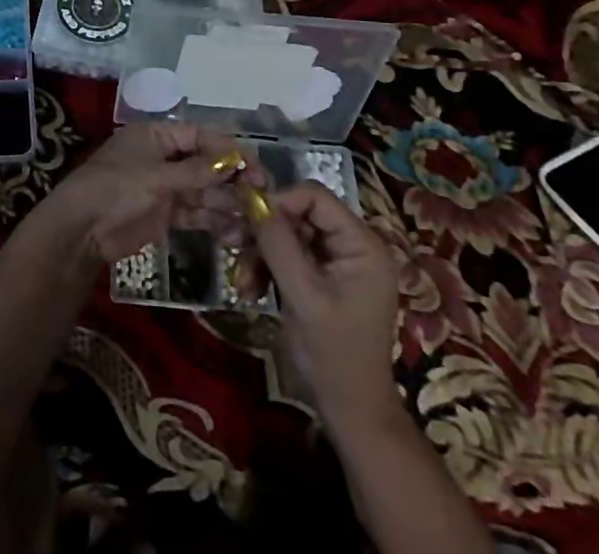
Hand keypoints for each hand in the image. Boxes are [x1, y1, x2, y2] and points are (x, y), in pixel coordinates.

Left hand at [49, 122, 259, 264]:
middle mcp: (162, 158)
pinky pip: (195, 213)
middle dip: (233, 178)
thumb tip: (232, 161)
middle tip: (262, 195)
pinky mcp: (165, 214)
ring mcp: (164, 187)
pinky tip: (236, 232)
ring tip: (255, 218)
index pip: (199, 136)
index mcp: (154, 137)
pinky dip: (214, 220)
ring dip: (228, 203)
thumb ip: (195, 171)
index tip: (256, 167)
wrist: (81, 229)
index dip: (228, 150)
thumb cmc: (114, 189)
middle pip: (206, 164)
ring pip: (204, 191)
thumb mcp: (154, 177)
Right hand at [253, 182, 400, 430]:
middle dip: (263, 235)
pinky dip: (264, 269)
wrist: (347, 402)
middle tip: (235, 254)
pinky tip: (250, 291)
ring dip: (258, 255)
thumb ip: (279, 244)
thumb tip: (252, 199)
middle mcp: (352, 245)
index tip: (248, 224)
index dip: (278, 203)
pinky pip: (285, 255)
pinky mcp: (319, 276)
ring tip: (243, 284)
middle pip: (296, 214)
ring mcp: (336, 261)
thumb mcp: (303, 295)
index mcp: (362, 244)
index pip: (314, 196)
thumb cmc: (333, 351)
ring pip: (285, 234)